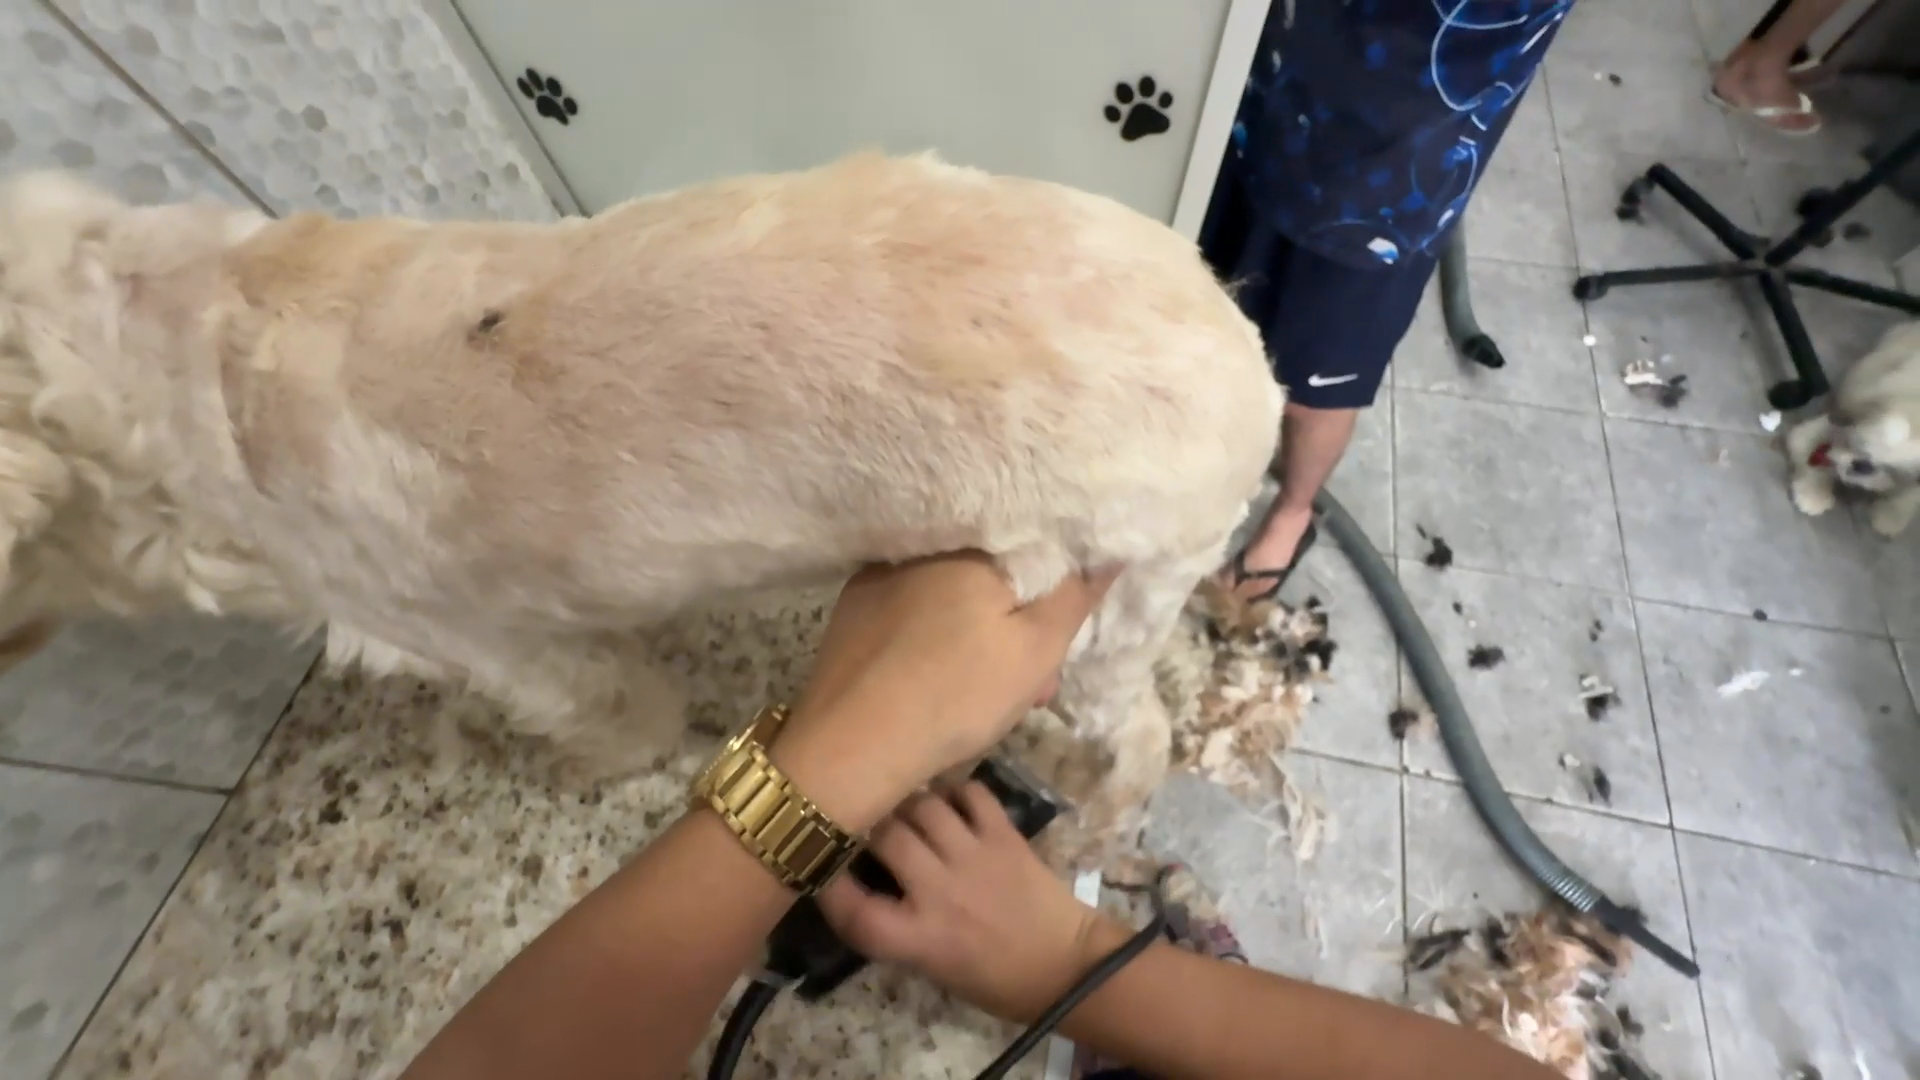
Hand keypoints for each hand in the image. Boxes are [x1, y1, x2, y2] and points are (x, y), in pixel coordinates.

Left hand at [773, 554, 1118, 827]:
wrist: (850, 747)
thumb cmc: (955, 697)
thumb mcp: (1034, 652)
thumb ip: (1074, 596)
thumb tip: (1109, 548)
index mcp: (971, 552)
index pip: (1032, 555)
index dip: (1051, 599)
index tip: (1056, 645)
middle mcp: (924, 551)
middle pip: (990, 581)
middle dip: (1015, 627)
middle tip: (1025, 687)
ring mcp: (880, 577)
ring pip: (950, 598)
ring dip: (975, 635)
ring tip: (981, 694)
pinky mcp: (853, 607)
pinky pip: (912, 611)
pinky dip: (932, 637)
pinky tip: (930, 677)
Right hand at [816, 783, 1127, 1021]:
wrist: (1065, 966)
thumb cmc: (993, 977)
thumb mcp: (931, 965)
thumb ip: (894, 925)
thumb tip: (861, 877)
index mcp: (921, 938)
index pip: (856, 910)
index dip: (828, 883)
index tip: (818, 864)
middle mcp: (942, 891)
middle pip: (886, 837)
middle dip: (868, 821)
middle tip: (864, 813)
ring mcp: (975, 856)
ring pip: (924, 805)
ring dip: (908, 799)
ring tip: (903, 799)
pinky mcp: (1004, 834)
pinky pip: (970, 793)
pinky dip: (954, 788)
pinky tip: (947, 795)